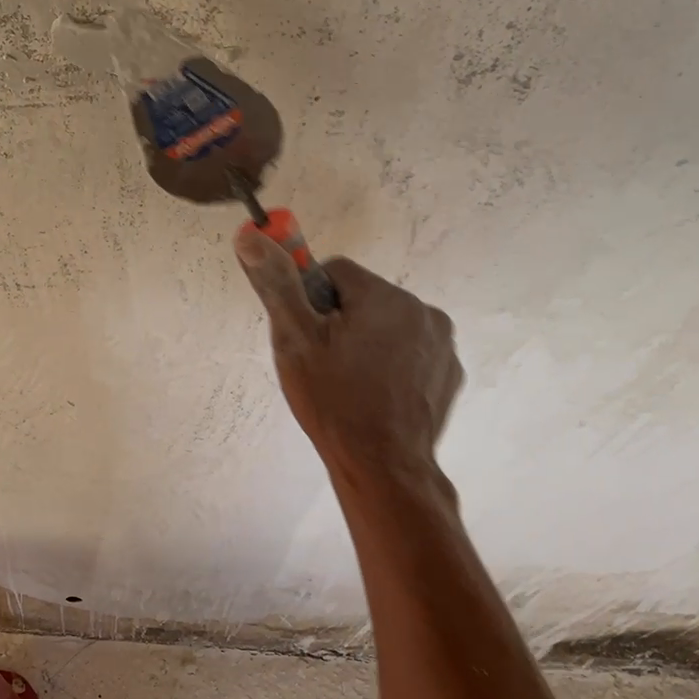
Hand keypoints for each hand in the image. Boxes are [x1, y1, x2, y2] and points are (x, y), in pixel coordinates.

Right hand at [234, 225, 463, 484]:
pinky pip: (406, 351)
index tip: (303, 332)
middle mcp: (423, 311)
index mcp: (386, 297)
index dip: (308, 298)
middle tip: (318, 359)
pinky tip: (370, 393)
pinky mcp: (448, 375)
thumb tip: (251, 234)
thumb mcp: (293, 338)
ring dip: (361, 340)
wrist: (382, 464)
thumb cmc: (333, 398)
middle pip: (360, 296)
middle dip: (335, 319)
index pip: (333, 270)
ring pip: (383, 324)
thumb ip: (277, 281)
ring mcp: (442, 346)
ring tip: (343, 380)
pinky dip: (386, 362)